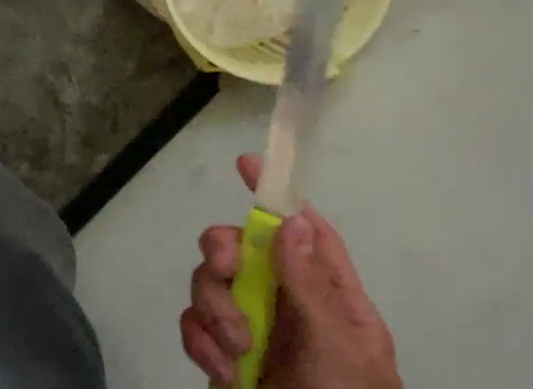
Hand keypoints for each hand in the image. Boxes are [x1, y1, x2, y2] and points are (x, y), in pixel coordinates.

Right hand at [181, 155, 401, 388]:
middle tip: (223, 268)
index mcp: (330, 299)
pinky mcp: (223, 353)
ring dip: (213, 311)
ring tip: (235, 352)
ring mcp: (253, 328)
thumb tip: (290, 220)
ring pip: (208, 283)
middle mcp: (286, 304)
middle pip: (238, 249)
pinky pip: (193, 323)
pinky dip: (200, 341)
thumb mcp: (339, 348)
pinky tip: (221, 369)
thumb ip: (310, 286)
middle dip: (222, 253)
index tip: (246, 163)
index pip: (304, 233)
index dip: (276, 196)